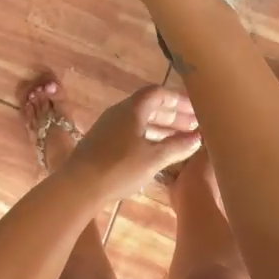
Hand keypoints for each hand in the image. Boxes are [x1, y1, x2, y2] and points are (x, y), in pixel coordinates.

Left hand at [62, 86, 201, 201]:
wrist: (80, 184)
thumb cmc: (119, 167)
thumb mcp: (153, 158)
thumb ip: (177, 146)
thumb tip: (197, 137)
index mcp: (131, 109)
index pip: (157, 93)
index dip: (178, 99)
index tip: (197, 109)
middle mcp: (120, 112)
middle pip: (150, 106)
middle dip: (174, 114)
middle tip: (196, 125)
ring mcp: (111, 127)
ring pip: (142, 120)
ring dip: (163, 127)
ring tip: (185, 138)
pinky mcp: (106, 142)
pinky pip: (134, 132)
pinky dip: (151, 137)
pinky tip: (161, 150)